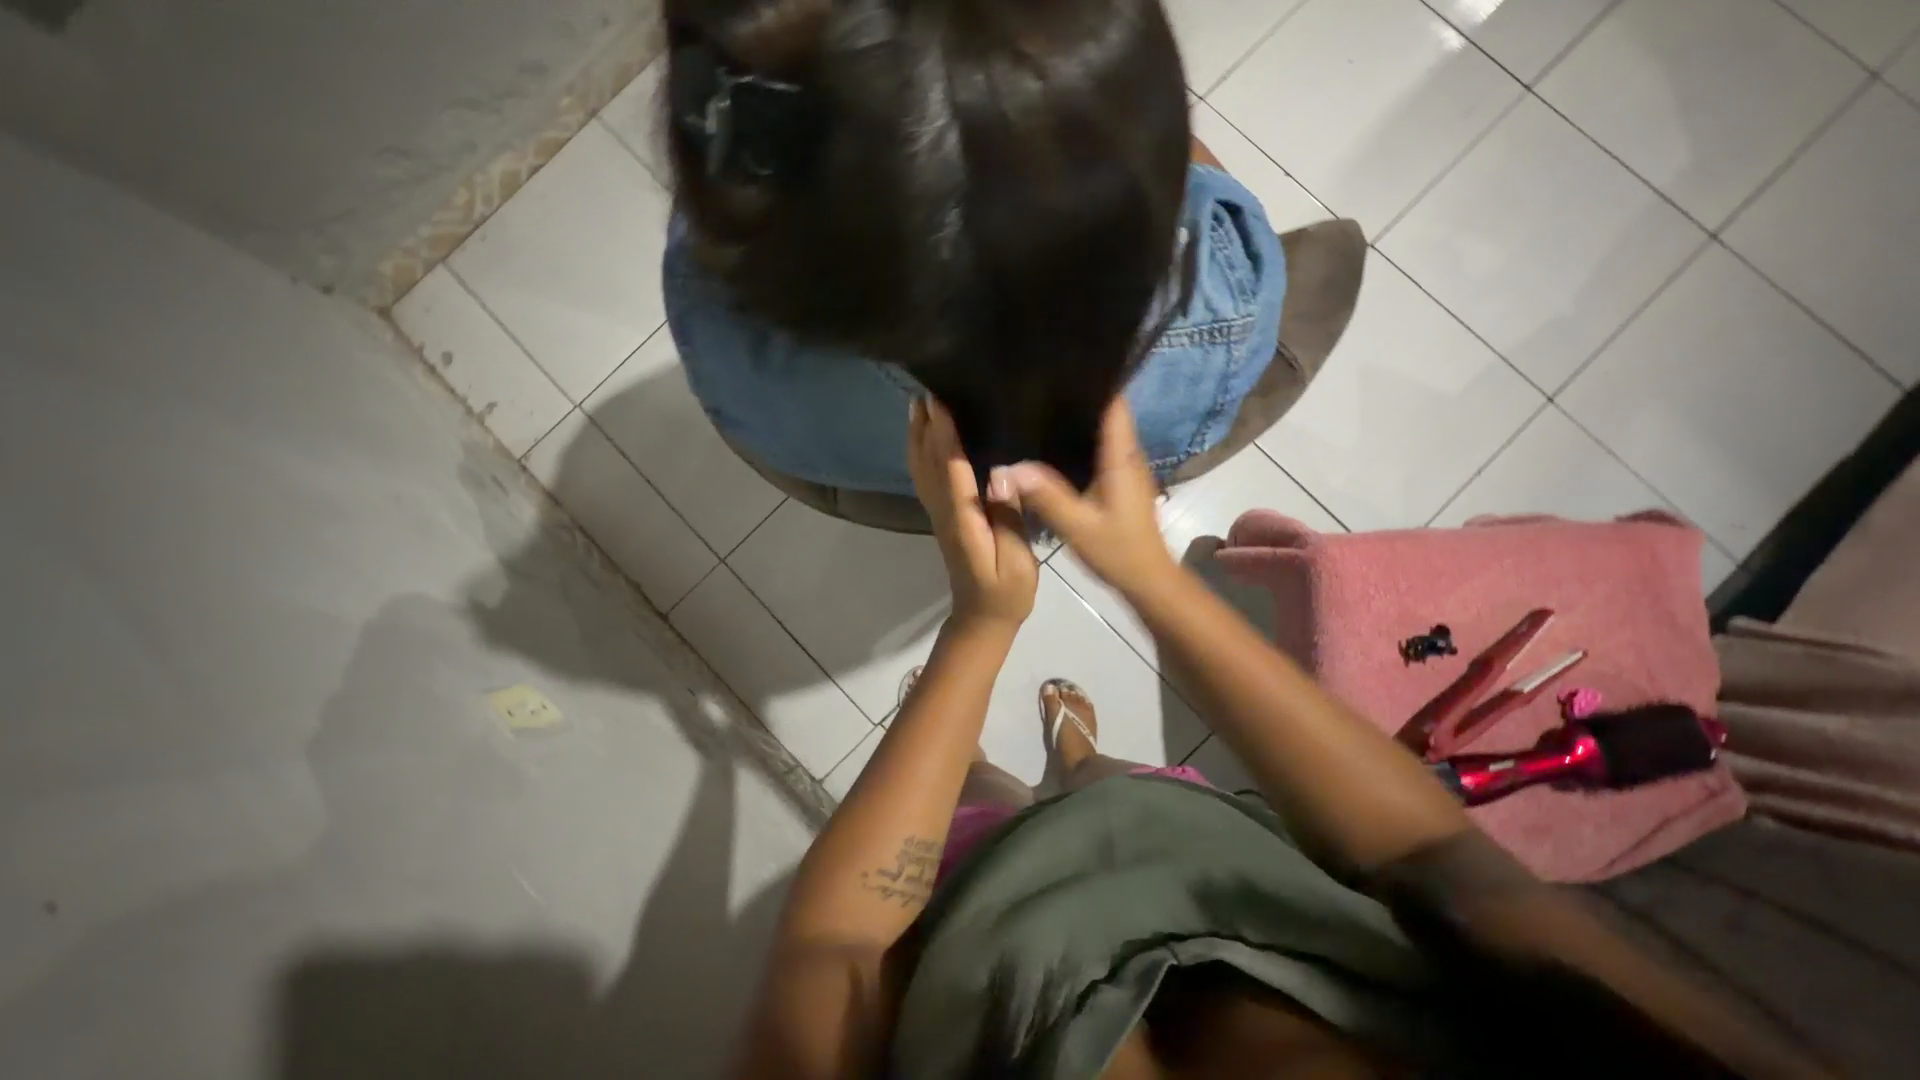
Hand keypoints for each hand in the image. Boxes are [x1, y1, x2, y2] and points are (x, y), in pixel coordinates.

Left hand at [908, 398, 1037, 631]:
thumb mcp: (1017, 561)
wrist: (983, 619)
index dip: (944, 434)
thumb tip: (1000, 475)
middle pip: (929, 463)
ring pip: (921, 470)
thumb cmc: (1006, 592)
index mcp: (964, 518)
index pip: (951, 468)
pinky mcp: (944, 519)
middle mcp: (945, 512)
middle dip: (926, 426)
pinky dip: (922, 455)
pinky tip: (926, 441)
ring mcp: (941, 516)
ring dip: (917, 437)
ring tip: (917, 406)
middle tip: (925, 388)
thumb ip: (1009, 518)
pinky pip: (926, 480)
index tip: (940, 401)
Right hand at [1003, 398, 1177, 597]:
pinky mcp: (1122, 483)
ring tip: (1042, 404)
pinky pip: (1101, 449)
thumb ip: (1044, 495)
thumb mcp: (1076, 526)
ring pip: (1104, 430)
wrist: (1148, 581)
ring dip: (1080, 418)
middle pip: (1108, 412)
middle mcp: (1129, 456)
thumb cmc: (1118, 551)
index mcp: (1122, 458)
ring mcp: (1127, 469)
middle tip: (1042, 381)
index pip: (1114, 404)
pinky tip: (1053, 443)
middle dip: (1080, 394)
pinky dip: (1081, 439)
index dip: (1096, 379)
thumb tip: (1005, 468)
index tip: (1065, 364)